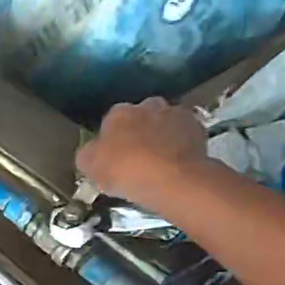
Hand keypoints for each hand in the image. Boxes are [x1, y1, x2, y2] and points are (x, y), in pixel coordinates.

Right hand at [74, 97, 211, 202]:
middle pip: (139, 118)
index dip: (110, 140)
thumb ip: (87, 154)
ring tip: (158, 162)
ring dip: (160, 136)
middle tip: (135, 158)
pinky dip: (179, 145)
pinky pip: (183, 135)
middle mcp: (147, 105)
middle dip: (137, 132)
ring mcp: (175, 114)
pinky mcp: (197, 128)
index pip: (110, 122)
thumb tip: (91, 151)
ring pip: (163, 123)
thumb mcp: (89, 167)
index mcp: (117, 113)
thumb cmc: (125, 171)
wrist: (172, 178)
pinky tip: (175, 163)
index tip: (112, 158)